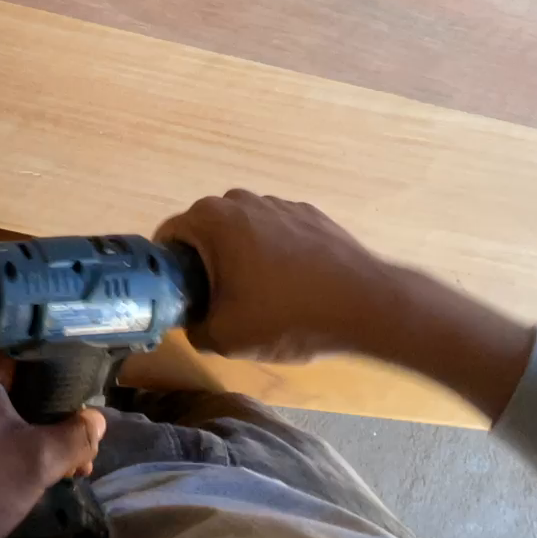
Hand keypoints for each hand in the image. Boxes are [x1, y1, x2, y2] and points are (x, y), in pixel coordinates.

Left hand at [0, 340, 106, 537]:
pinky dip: (31, 433)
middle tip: (93, 423)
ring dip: (50, 422)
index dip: (67, 346)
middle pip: (29, 368)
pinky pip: (6, 416)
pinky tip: (58, 461)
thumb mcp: (37, 462)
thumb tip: (99, 419)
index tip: (98, 361)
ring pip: (20, 397)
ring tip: (82, 454)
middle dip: (64, 397)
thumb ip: (76, 435)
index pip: (30, 332)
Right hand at [156, 189, 404, 361]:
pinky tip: (293, 282)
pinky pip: (275, 229)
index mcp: (211, 220)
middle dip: (205, 260)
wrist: (368, 305)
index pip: (169, 235)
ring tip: (260, 292)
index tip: (181, 295)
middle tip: (218, 299)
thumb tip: (192, 323)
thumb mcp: (226, 338)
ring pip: (241, 228)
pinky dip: (274, 250)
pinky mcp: (308, 212)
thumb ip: (194, 328)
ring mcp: (277, 202)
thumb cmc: (288, 315)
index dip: (169, 268)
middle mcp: (239, 200)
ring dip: (239, 253)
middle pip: (205, 229)